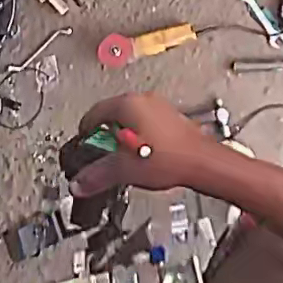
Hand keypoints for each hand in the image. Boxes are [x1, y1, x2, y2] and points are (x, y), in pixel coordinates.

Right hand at [71, 92, 218, 197]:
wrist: (203, 163)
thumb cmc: (170, 157)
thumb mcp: (124, 169)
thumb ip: (98, 174)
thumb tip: (80, 182)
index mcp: (128, 104)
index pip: (94, 113)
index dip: (85, 132)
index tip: (84, 144)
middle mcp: (143, 100)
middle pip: (111, 114)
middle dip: (104, 136)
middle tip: (102, 155)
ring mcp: (158, 107)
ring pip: (129, 119)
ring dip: (122, 137)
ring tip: (123, 159)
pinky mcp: (170, 118)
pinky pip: (145, 124)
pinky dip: (138, 138)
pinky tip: (142, 156)